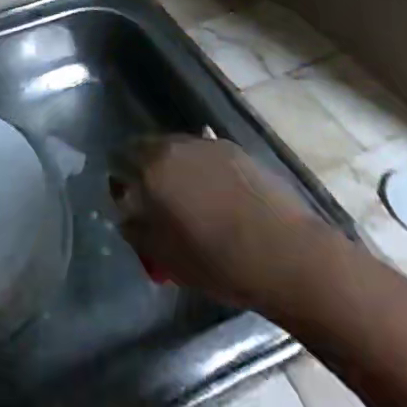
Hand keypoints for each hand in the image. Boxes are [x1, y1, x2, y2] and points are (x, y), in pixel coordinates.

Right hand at [109, 135, 322, 309]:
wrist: (288, 255)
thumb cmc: (219, 262)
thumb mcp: (165, 257)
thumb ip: (136, 230)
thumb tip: (126, 214)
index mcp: (150, 169)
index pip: (118, 158)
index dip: (118, 179)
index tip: (126, 200)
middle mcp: (174, 146)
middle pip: (147, 147)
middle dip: (145, 168)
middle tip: (155, 199)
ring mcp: (208, 144)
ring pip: (178, 149)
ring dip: (175, 166)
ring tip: (188, 198)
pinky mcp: (236, 150)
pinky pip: (205, 154)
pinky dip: (202, 169)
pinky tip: (215, 194)